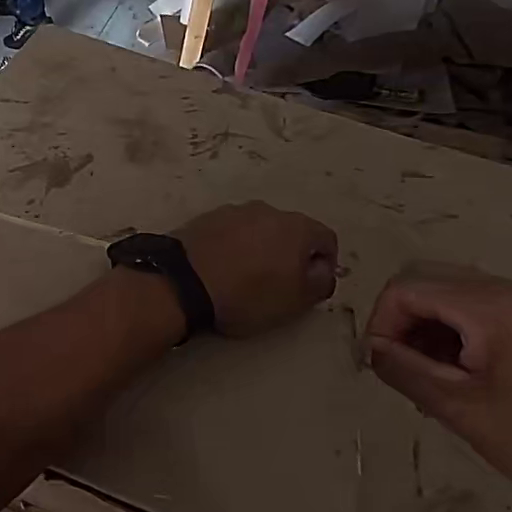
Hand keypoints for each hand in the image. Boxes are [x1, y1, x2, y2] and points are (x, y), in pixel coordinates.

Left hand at [171, 201, 336, 337]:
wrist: (184, 281)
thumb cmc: (248, 294)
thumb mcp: (294, 301)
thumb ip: (319, 284)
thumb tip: (324, 272)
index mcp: (297, 227)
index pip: (327, 239)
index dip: (326, 264)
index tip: (312, 285)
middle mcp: (268, 210)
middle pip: (291, 231)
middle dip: (291, 255)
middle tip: (280, 284)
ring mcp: (234, 210)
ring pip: (260, 229)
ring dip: (260, 248)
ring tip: (246, 277)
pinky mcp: (206, 218)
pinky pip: (231, 232)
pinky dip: (234, 246)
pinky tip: (222, 269)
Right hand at [362, 267, 511, 511]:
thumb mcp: (468, 412)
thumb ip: (409, 373)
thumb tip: (371, 349)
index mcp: (492, 304)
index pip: (407, 287)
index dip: (381, 324)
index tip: (380, 368)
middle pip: (433, 284)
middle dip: (406, 326)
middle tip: (408, 377)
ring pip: (462, 300)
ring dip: (435, 334)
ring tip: (441, 387)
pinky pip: (493, 315)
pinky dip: (467, 339)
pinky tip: (477, 384)